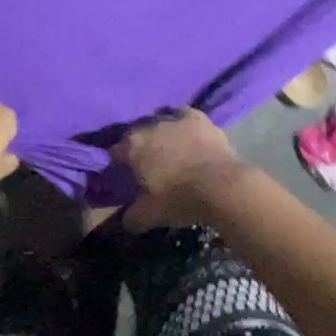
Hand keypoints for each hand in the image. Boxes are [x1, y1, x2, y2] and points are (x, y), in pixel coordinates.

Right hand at [112, 108, 247, 229]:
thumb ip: (133, 217)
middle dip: (138, 146)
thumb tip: (127, 220)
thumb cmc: (180, 199)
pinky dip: (181, 121)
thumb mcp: (150, 216)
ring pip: (158, 120)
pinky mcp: (197, 117)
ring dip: (159, 132)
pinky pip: (182, 114)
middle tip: (146, 164)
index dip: (118, 163)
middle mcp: (149, 126)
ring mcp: (174, 119)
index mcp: (132, 147)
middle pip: (135, 133)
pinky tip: (185, 131)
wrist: (221, 185)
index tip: (124, 174)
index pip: (114, 152)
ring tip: (166, 147)